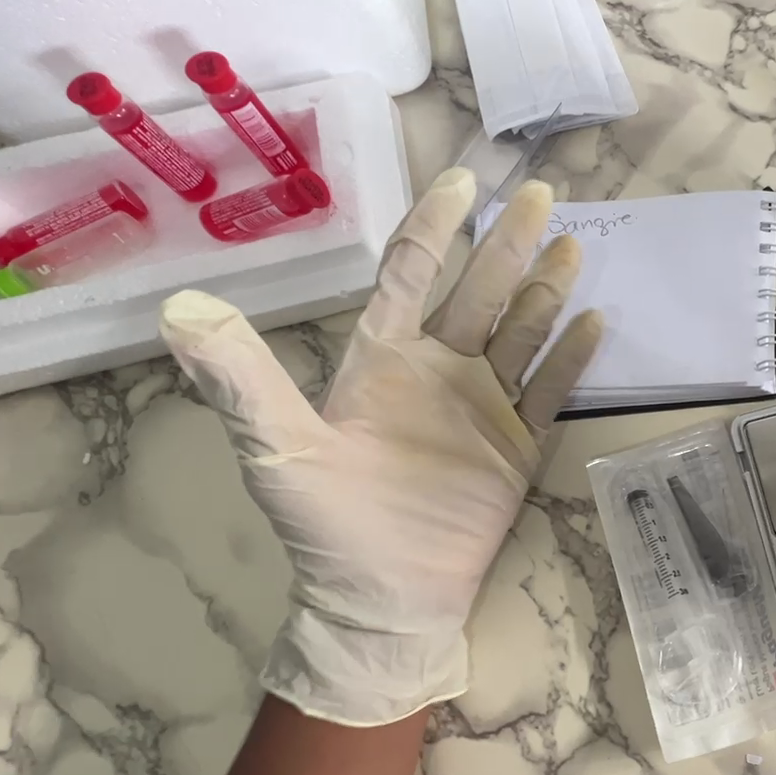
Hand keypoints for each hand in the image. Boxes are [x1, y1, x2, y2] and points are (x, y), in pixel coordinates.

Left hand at [159, 170, 599, 725]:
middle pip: (480, 293)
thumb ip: (242, 381)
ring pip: (522, 333)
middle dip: (509, 243)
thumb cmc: (328, 524)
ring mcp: (484, 406)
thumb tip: (181, 305)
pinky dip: (571, 359)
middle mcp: (439, 370)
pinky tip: (595, 323)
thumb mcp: (277, 451)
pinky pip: (550, 392)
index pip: (412, 276)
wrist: (387, 594)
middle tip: (543, 195)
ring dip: (546, 291)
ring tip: (573, 248)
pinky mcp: (519, 444)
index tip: (464, 180)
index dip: (437, 226)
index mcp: (382, 359)